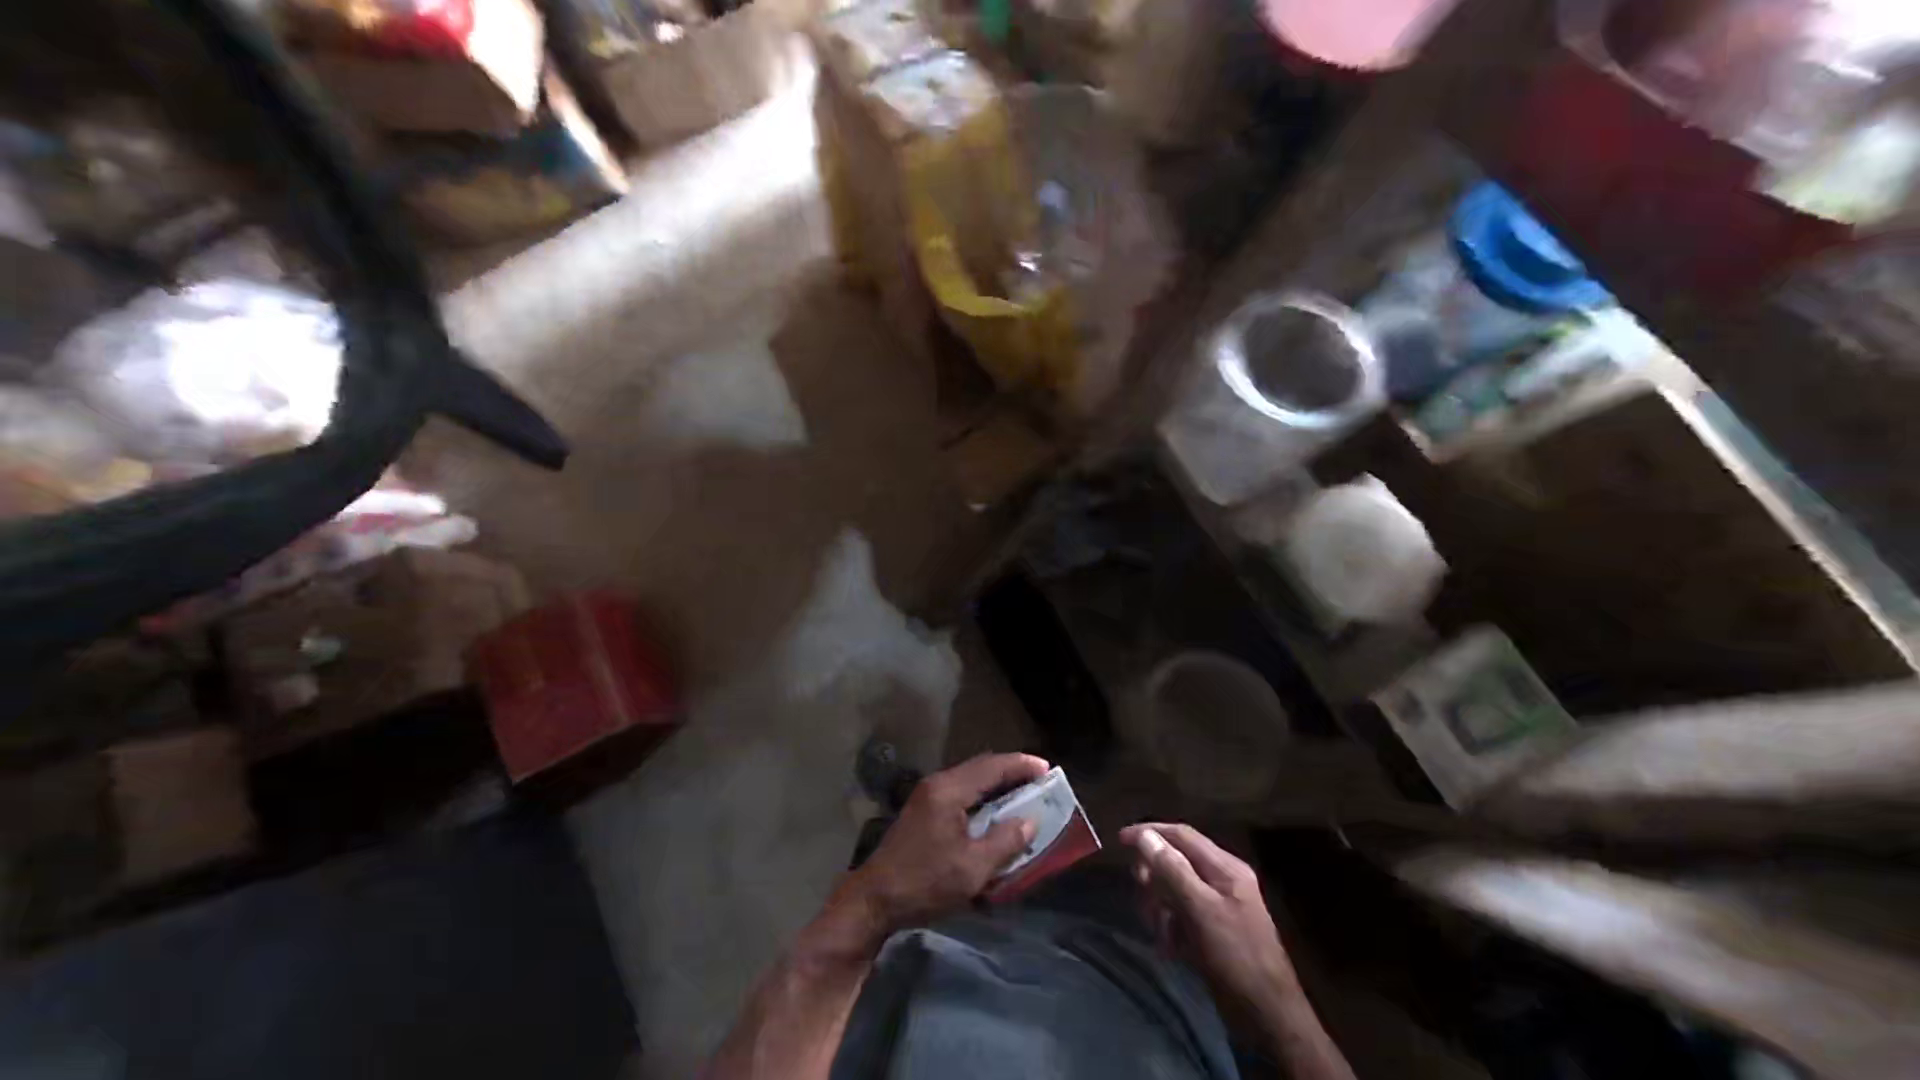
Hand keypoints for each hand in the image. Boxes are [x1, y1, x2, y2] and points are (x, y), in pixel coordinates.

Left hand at [832, 753, 1049, 945]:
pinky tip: (993, 816)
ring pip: (970, 781)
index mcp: (949, 790)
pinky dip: (982, 800)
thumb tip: (1029, 822)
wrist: (873, 901)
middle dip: (1011, 773)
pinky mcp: (923, 814)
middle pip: (980, 768)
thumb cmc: (925, 883)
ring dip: (996, 787)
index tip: (1048, 769)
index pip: (992, 767)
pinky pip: (960, 795)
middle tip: (1040, 782)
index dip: (1021, 765)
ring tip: (1023, 796)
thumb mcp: (972, 869)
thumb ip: (1005, 842)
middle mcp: (937, 785)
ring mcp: (926, 798)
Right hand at [1120, 823, 1300, 1027]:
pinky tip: (1170, 947)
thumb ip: (1172, 870)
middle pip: (1175, 861)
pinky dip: (1170, 926)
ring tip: (1160, 932)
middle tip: (1144, 897)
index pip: (1181, 835)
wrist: (1267, 1016)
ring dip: (1160, 906)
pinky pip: (1181, 914)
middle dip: (1154, 878)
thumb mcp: (1200, 909)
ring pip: (1174, 889)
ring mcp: (1218, 905)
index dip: (1149, 833)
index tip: (1120, 841)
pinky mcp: (1212, 930)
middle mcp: (1221, 880)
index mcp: (1224, 868)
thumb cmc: (1235, 957)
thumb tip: (1146, 835)